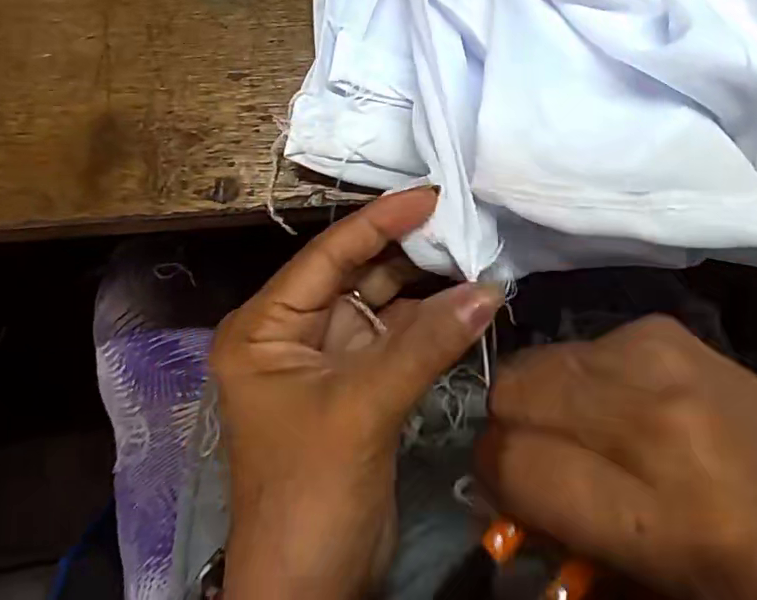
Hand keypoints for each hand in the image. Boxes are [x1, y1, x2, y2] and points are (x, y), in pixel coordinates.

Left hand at [211, 187, 502, 599]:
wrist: (311, 591)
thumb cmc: (310, 493)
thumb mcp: (362, 408)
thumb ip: (426, 344)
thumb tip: (490, 289)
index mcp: (266, 326)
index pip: (328, 254)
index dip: (380, 221)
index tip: (432, 195)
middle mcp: (294, 331)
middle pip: (358, 272)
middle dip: (409, 249)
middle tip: (464, 220)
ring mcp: (330, 356)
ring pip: (384, 301)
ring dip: (427, 282)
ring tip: (476, 252)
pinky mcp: (361, 382)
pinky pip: (400, 335)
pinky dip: (433, 319)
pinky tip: (469, 300)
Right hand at [477, 315, 756, 599]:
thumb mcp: (667, 597)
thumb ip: (575, 554)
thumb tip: (506, 508)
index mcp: (660, 512)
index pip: (516, 463)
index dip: (493, 482)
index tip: (503, 497)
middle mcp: (652, 418)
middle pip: (514, 391)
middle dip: (506, 432)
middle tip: (532, 464)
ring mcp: (659, 359)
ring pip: (538, 360)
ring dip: (538, 401)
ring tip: (574, 436)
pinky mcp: (664, 328)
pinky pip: (582, 346)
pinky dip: (577, 379)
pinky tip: (614, 409)